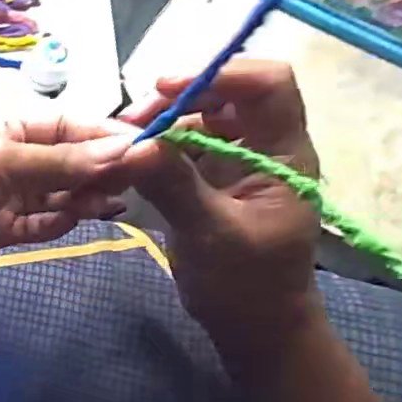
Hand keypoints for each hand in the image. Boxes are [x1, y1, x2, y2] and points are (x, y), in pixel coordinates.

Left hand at [0, 115, 135, 284]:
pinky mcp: (5, 226)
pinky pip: (44, 220)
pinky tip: (79, 218)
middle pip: (70, 160)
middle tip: (138, 181)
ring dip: (86, 197)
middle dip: (101, 169)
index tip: (146, 148)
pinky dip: (61, 220)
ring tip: (111, 204)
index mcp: (8, 129)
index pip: (68, 126)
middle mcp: (13, 158)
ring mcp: (9, 194)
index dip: (106, 136)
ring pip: (62, 192)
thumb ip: (58, 163)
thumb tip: (119, 150)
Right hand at [117, 61, 322, 353]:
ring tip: (118, 148)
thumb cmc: (247, 285)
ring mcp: (234, 166)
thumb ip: (173, 186)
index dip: (219, 74)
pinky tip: (126, 166)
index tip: (162, 88)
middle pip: (224, 99)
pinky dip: (154, 155)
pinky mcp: (209, 185)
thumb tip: (131, 146)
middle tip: (127, 126)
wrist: (253, 326)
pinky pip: (180, 155)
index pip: (266, 86)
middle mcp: (262, 149)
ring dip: (159, 130)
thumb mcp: (210, 234)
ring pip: (197, 125)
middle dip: (175, 103)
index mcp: (283, 154)